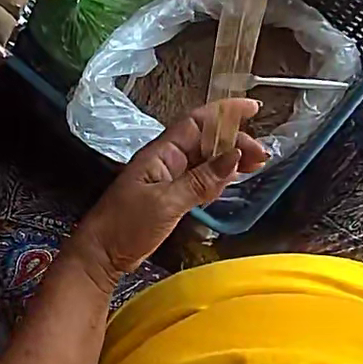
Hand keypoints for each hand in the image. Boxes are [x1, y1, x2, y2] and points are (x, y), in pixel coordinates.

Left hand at [68, 100, 269, 290]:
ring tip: (256, 166)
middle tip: (261, 156)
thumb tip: (234, 157)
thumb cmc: (126, 225)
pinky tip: (231, 182)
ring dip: (229, 160)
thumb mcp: (166, 203)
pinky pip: (199, 180)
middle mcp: (166, 161)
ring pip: (205, 161)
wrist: (100, 254)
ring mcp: (168, 179)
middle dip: (235, 142)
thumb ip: (200, 181)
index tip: (252, 109)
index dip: (224, 112)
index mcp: (161, 154)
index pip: (196, 122)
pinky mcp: (170, 198)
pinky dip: (217, 178)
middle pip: (206, 141)